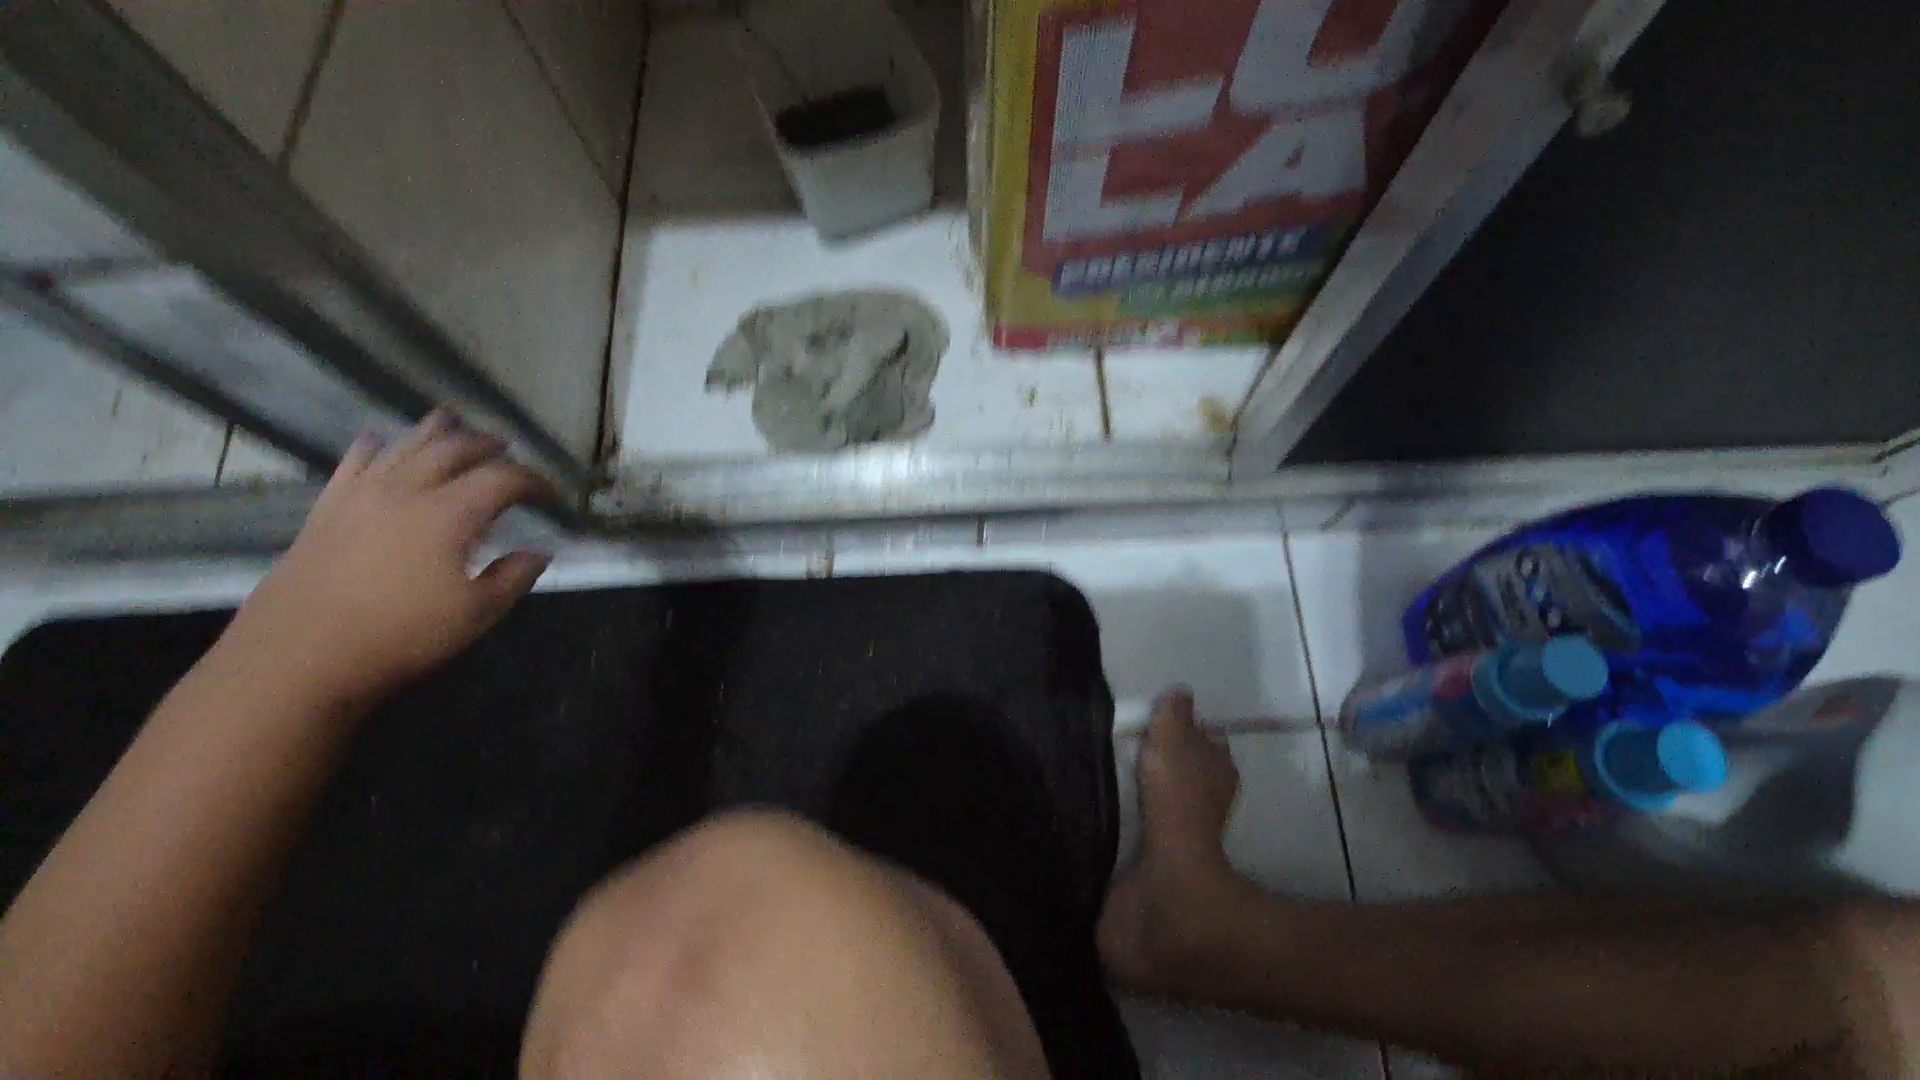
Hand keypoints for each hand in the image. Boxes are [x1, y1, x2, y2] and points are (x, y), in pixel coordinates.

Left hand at [215, 410, 554, 709]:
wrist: (299, 657)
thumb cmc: (400, 637)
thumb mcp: (475, 615)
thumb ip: (513, 578)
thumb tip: (539, 553)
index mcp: (449, 514)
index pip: (503, 479)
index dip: (535, 482)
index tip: (553, 495)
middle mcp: (406, 490)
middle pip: (454, 449)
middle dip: (487, 446)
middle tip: (509, 450)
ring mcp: (360, 495)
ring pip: (404, 446)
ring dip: (435, 432)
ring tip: (453, 422)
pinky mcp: (326, 509)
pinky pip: (353, 463)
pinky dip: (373, 446)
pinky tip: (377, 441)